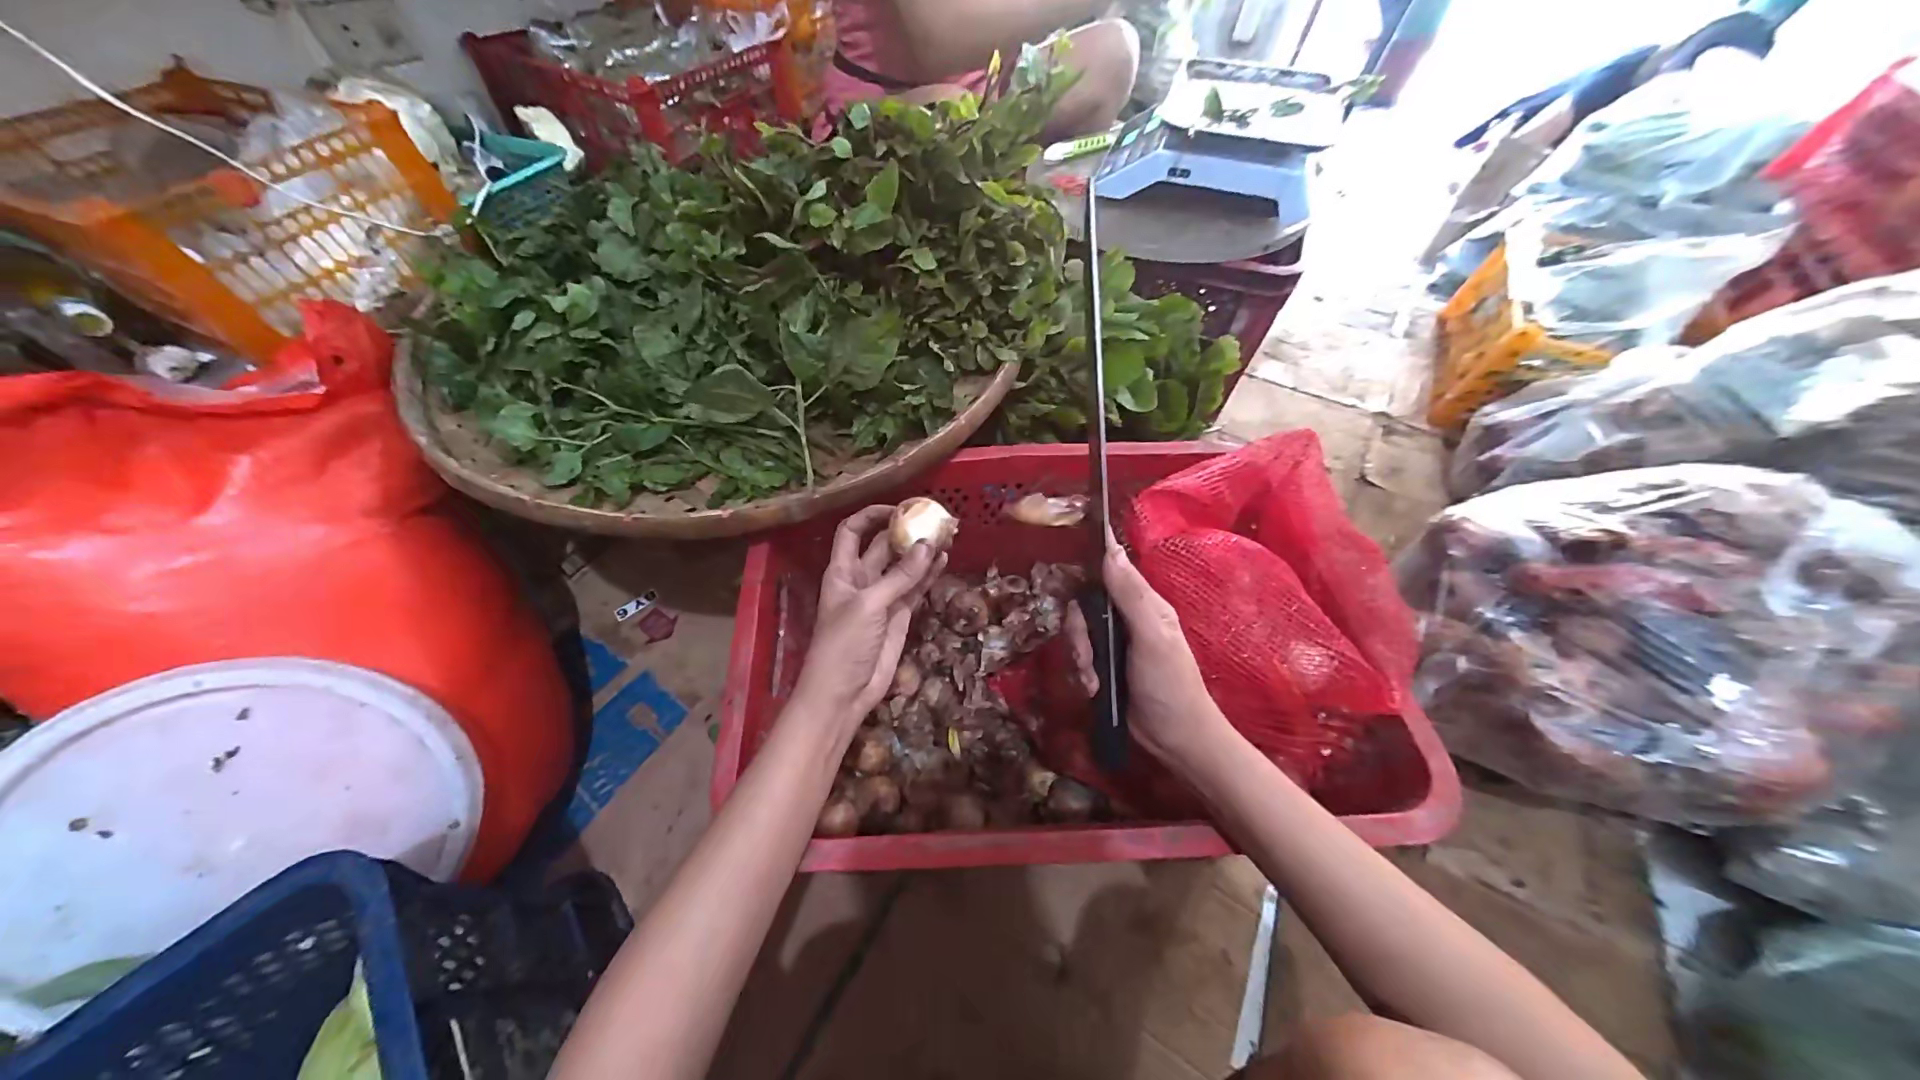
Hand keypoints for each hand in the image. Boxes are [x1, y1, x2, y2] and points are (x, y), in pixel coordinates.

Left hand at [790, 505, 946, 733]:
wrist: (842, 693)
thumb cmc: (843, 645)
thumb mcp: (869, 606)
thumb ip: (899, 577)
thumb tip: (928, 547)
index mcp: (842, 571)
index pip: (852, 531)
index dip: (871, 515)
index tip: (898, 509)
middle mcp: (861, 580)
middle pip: (883, 546)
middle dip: (905, 532)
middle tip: (935, 519)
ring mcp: (882, 598)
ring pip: (904, 567)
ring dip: (922, 552)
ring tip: (947, 535)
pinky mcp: (899, 617)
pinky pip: (915, 589)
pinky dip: (928, 575)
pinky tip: (944, 560)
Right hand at [1067, 531, 1234, 769]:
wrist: (1175, 740)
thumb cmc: (1171, 684)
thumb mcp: (1152, 636)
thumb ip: (1130, 595)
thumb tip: (1110, 549)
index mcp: (1144, 603)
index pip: (1112, 568)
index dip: (1089, 563)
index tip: (1066, 566)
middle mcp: (1126, 618)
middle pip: (1084, 605)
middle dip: (1079, 632)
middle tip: (1087, 656)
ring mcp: (1114, 644)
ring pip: (1078, 633)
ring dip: (1080, 658)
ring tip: (1093, 681)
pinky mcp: (1104, 667)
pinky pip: (1079, 658)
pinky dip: (1081, 674)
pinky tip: (1093, 690)